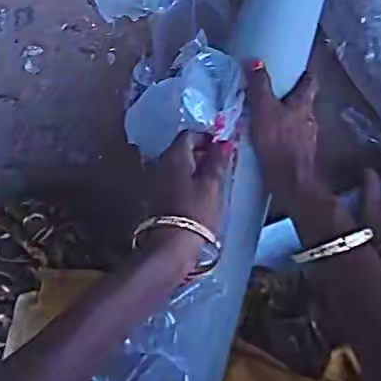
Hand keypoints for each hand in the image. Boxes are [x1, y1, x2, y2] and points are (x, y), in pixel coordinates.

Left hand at [142, 130, 233, 263]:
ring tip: (216, 180)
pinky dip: (188, 181)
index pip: (190, 134)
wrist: (171, 246)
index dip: (208, 137)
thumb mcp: (212, 184)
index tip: (224, 147)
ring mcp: (156, 181)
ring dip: (196, 168)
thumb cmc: (195, 212)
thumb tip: (223, 142)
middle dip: (203, 152)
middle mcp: (161, 163)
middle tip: (223, 163)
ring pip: (179, 166)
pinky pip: (175, 181)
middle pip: (183, 149)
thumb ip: (218, 160)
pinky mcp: (157, 198)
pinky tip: (202, 194)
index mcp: (174, 155)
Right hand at [246, 62, 330, 215]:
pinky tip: (269, 140)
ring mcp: (307, 138)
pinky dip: (283, 136)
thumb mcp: (263, 110)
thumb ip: (259, 87)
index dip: (304, 74)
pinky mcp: (301, 155)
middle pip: (303, 102)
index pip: (310, 82)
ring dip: (286, 118)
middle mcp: (310, 119)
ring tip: (266, 117)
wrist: (290, 182)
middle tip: (272, 93)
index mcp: (304, 104)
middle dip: (290, 97)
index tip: (294, 70)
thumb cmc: (278, 143)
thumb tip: (255, 62)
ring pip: (298, 121)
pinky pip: (292, 139)